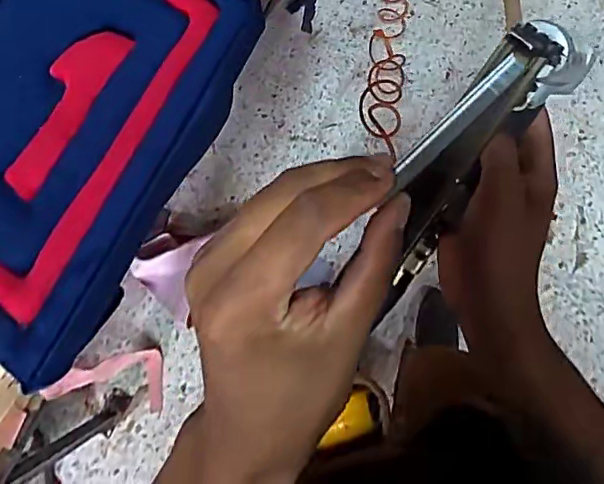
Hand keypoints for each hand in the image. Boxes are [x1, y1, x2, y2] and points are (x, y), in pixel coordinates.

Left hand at [161, 158, 409, 483]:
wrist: (244, 434)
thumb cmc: (299, 396)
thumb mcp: (348, 334)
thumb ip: (374, 261)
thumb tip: (397, 202)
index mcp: (243, 297)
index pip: (303, 219)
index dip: (351, 191)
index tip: (391, 178)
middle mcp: (214, 266)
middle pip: (283, 193)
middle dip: (340, 174)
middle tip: (385, 169)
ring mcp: (206, 255)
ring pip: (272, 190)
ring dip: (323, 176)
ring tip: (368, 175)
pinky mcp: (211, 251)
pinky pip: (263, 204)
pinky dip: (303, 191)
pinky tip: (336, 190)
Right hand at [437, 111, 558, 362]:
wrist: (484, 302)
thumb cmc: (501, 247)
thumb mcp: (504, 193)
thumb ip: (501, 155)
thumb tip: (493, 127)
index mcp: (537, 175)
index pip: (535, 124)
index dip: (521, 99)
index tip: (495, 76)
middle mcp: (518, 180)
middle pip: (504, 138)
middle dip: (484, 118)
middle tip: (457, 97)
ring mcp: (492, 195)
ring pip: (479, 157)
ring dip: (464, 142)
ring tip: (441, 120)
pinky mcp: (468, 210)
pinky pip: (460, 178)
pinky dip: (450, 166)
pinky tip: (430, 154)